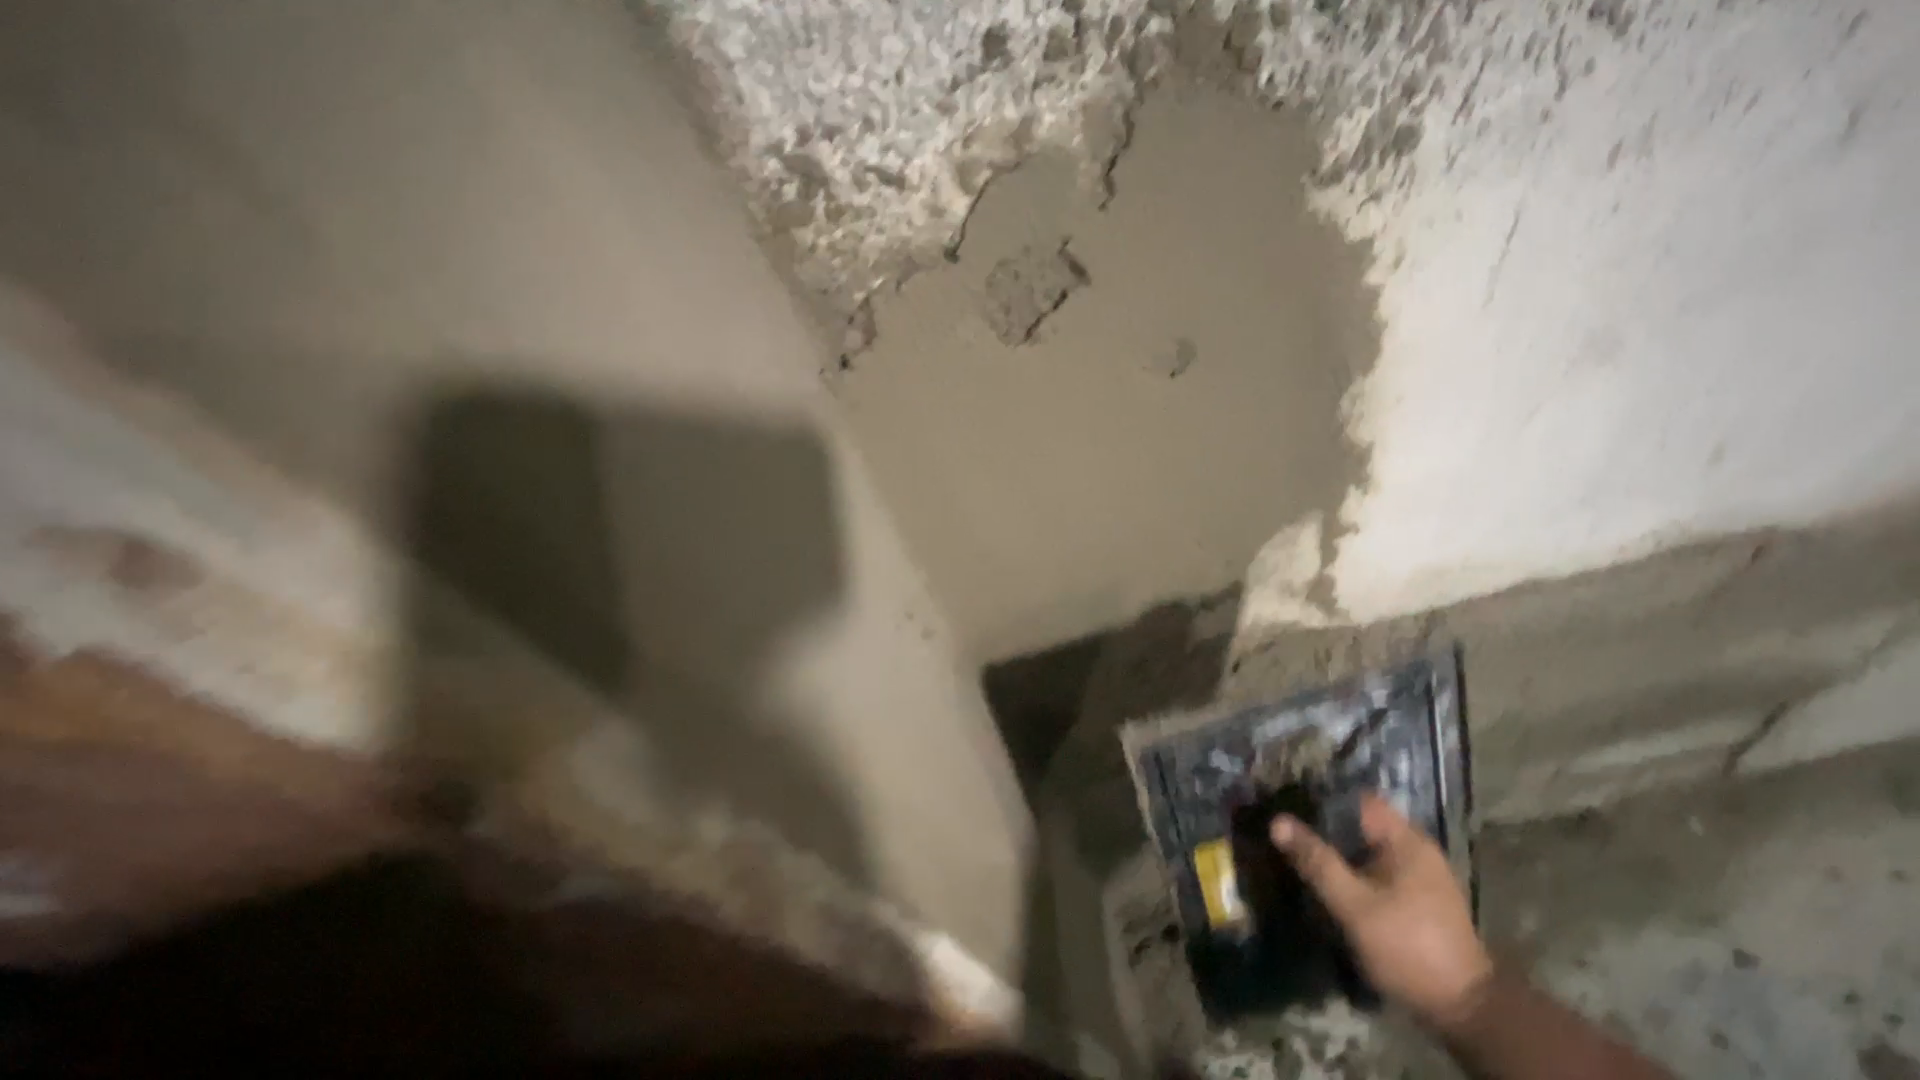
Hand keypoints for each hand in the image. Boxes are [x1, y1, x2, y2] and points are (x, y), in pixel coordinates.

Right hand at [1269, 794, 1492, 1032]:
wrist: (1463, 1008)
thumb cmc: (1408, 947)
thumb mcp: (1355, 906)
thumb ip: (1318, 862)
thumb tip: (1278, 822)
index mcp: (1407, 841)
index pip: (1359, 801)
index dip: (1323, 800)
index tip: (1288, 805)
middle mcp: (1417, 851)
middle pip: (1362, 826)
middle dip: (1325, 829)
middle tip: (1284, 833)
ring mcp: (1421, 877)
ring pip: (1369, 852)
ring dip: (1338, 854)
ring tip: (1298, 858)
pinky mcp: (1419, 902)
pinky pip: (1377, 873)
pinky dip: (1353, 874)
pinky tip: (1328, 887)